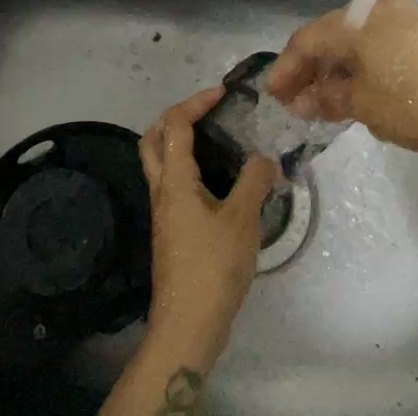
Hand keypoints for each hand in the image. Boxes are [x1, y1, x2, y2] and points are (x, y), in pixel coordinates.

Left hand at [137, 87, 278, 371]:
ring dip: (180, 143)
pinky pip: (174, 186)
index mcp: (174, 180)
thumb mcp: (242, 220)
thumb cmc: (212, 267)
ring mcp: (164, 213)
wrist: (188, 324)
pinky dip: (190, 170)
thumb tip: (265, 157)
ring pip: (160, 164)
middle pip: (153, 139)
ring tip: (217, 142)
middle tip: (207, 112)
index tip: (223, 94)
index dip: (195, 102)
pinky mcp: (171, 232)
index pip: (174, 125)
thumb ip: (254, 182)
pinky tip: (220, 183)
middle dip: (175, 117)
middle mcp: (162, 191)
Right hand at [267, 0, 417, 170]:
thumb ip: (327, 98)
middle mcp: (381, 9)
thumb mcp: (365, 106)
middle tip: (295, 102)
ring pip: (357, 42)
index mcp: (359, 19)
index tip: (273, 96)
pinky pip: (381, 47)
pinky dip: (363, 68)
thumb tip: (302, 101)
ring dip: (337, 70)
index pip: (308, 39)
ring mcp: (408, 19)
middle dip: (311, 69)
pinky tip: (359, 93)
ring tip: (324, 103)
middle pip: (332, 36)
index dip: (287, 68)